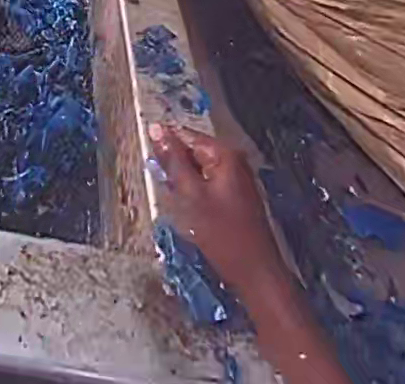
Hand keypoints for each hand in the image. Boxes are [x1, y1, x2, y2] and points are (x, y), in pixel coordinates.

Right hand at [151, 125, 353, 383]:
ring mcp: (238, 178)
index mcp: (225, 154)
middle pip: (195, 151)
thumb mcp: (191, 196)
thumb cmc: (222, 235)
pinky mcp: (238, 196)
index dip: (165, 144)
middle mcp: (234, 160)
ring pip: (200, 169)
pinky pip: (209, 183)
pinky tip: (189, 208)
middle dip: (176, 165)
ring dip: (184, 180)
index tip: (148, 156)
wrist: (256, 275)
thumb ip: (173, 161)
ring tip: (173, 196)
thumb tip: (156, 128)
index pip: (187, 135)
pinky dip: (196, 191)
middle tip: (161, 182)